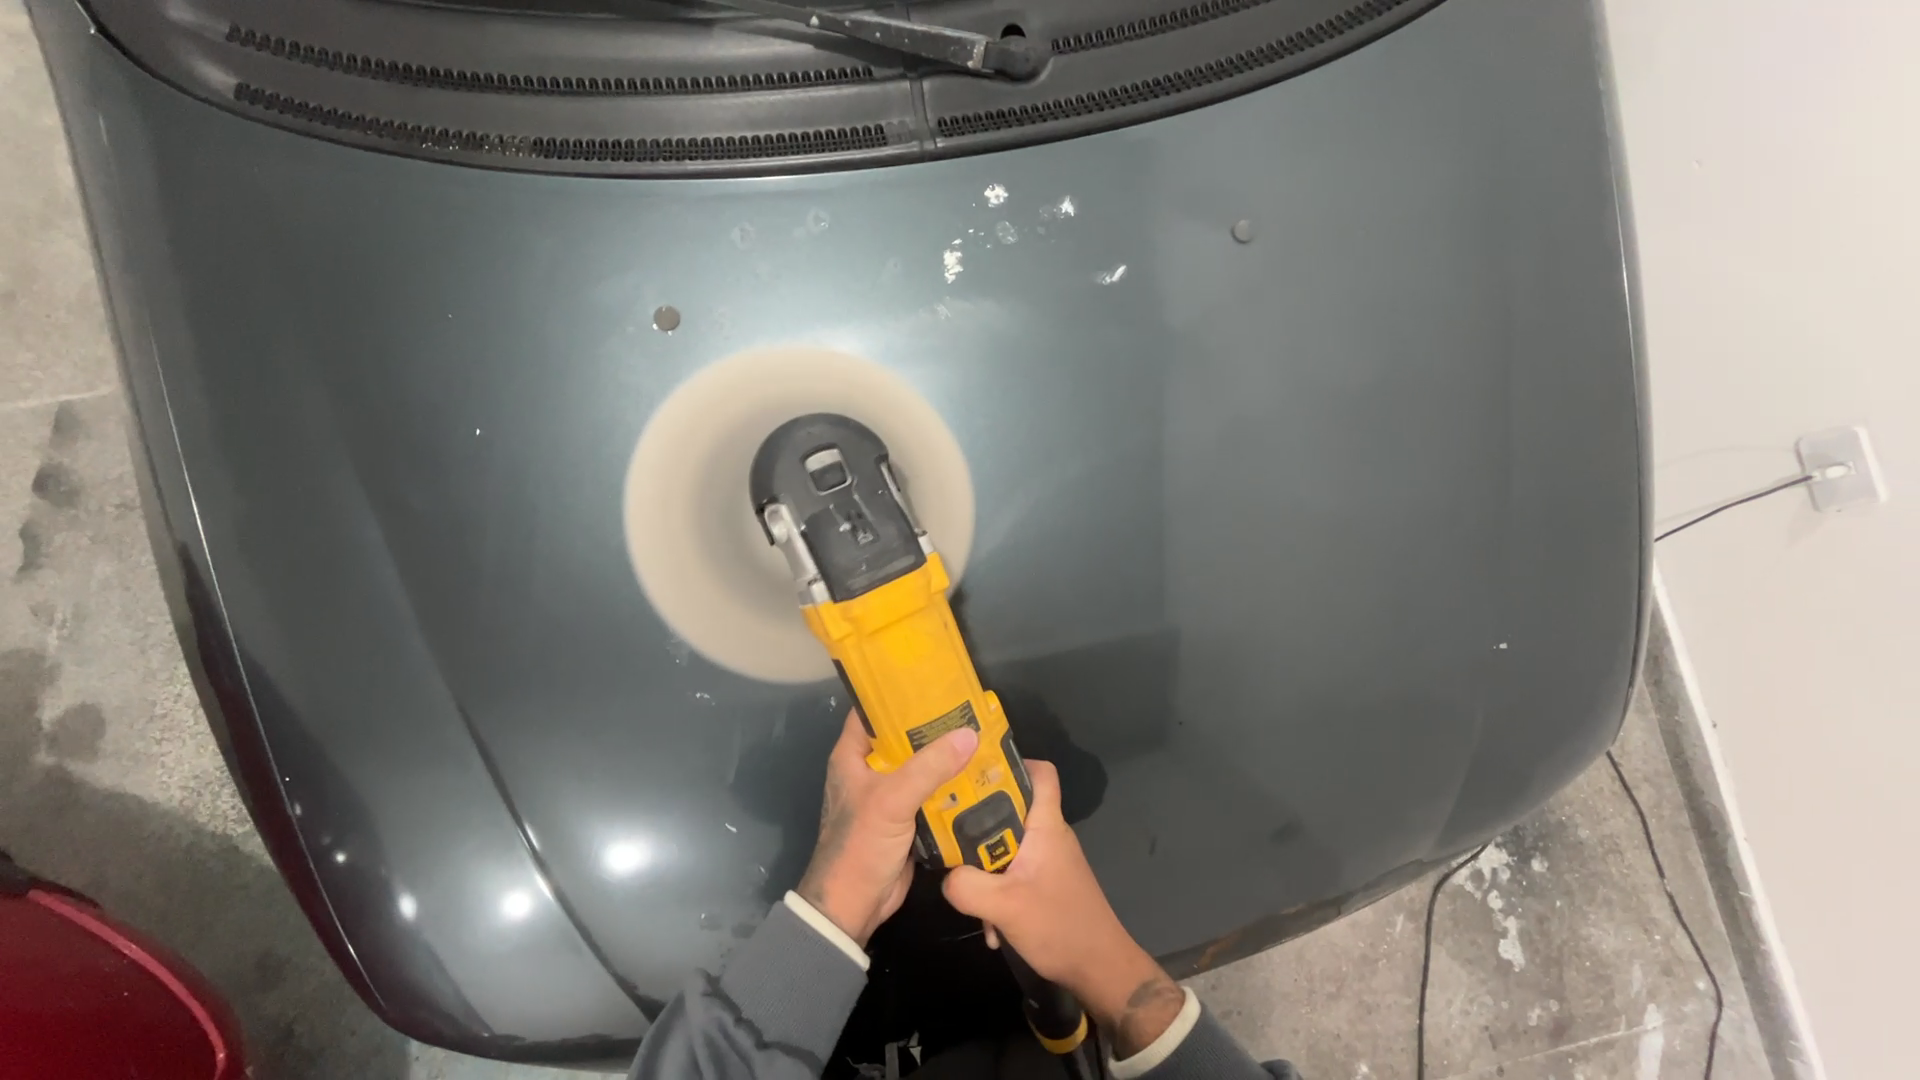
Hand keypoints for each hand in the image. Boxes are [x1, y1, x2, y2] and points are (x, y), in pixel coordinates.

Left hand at [796, 710, 977, 946]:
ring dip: (947, 756)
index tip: (932, 680)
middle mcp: (870, 770)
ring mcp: (890, 795)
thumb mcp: (891, 800)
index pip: (873, 711)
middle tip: (969, 708)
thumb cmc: (858, 845)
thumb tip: (969, 735)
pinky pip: (933, 793)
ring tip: (981, 736)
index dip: (897, 694)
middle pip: (904, 738)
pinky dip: (953, 785)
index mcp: (853, 756)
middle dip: (934, 726)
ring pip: (922, 766)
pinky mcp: (909, 819)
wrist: (853, 907)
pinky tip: (979, 775)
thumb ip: (929, 767)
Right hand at [942, 760, 1184, 1057]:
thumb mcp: (1004, 906)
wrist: (1100, 970)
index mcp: (1046, 826)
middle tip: (949, 831)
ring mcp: (1048, 860)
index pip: (1040, 772)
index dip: (1011, 764)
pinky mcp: (1046, 883)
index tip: (974, 774)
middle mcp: (1049, 835)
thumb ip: (967, 885)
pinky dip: (1000, 890)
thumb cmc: (1059, 926)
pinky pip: (1015, 872)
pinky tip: (991, 923)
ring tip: (965, 888)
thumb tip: (946, 874)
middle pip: (1012, 808)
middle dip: (980, 822)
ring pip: (1008, 845)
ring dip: (986, 866)